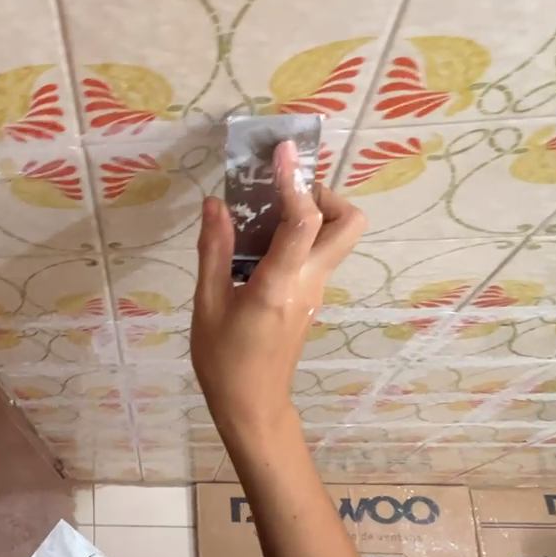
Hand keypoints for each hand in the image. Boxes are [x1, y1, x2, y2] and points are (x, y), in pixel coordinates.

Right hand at [192, 139, 365, 433]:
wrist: (252, 405)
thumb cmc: (223, 361)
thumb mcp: (207, 305)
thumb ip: (214, 252)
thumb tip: (216, 204)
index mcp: (281, 285)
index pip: (303, 221)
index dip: (295, 181)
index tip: (283, 151)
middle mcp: (310, 283)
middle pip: (348, 223)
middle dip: (323, 196)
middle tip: (281, 196)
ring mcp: (315, 292)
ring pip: (336, 238)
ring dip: (311, 214)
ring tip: (262, 216)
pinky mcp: (310, 299)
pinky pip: (316, 254)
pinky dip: (298, 236)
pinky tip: (257, 246)